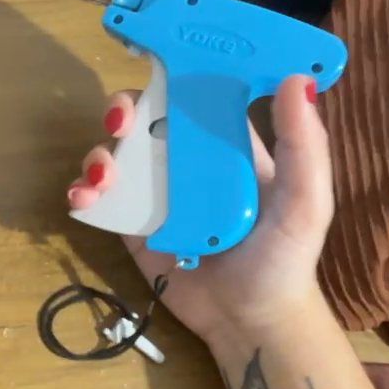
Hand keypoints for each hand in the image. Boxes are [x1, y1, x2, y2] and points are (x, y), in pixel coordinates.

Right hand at [70, 75, 334, 349]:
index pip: (193, 94)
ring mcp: (152, 191)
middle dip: (121, 111)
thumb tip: (295, 79)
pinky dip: (82, 192)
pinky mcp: (129, 223)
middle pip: (142, 116)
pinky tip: (83, 200)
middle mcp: (182, 159)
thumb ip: (304, 146)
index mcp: (223, 144)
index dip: (171, 73)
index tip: (154, 65)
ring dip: (97, 156)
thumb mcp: (306, 203)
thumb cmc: (283, 260)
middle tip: (119, 126)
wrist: (248, 323)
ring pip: (113, 153)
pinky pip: (98, 197)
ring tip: (100, 181)